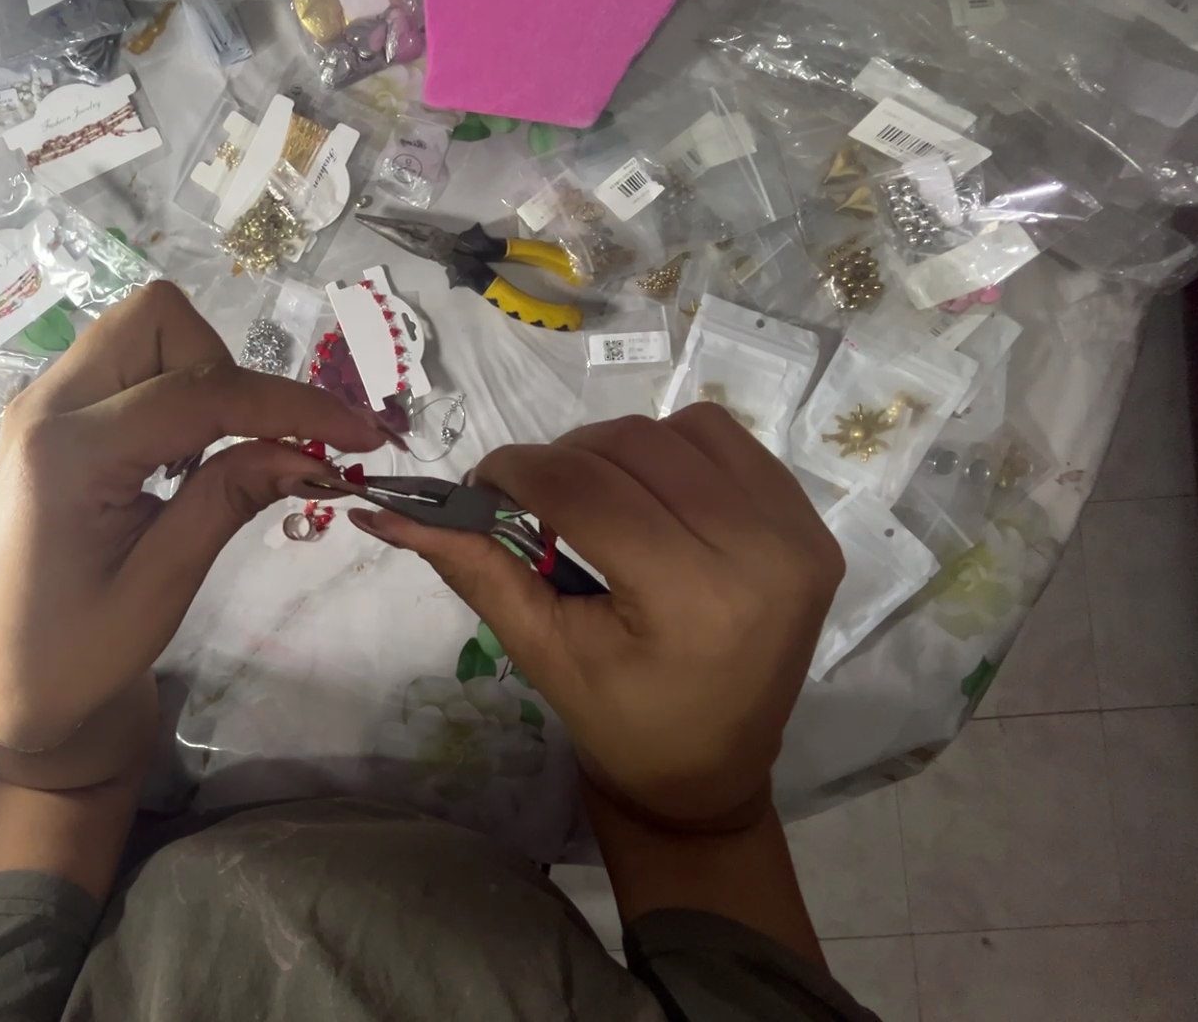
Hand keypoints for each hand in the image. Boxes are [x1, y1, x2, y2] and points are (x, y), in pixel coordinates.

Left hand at [0, 282, 390, 761]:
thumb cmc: (84, 651)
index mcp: (65, 452)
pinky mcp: (55, 414)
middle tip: (243, 448)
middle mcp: (44, 404)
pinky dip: (176, 387)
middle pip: (158, 318)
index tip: (359, 432)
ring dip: (202, 376)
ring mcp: (43, 402)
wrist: (20, 679)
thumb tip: (309, 450)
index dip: (290, 406)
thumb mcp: (165, 582)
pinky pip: (129, 361)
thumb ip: (231, 498)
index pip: (199, 393)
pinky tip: (177, 455)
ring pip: (145, 329)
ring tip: (206, 457)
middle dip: (226, 372)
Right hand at [349, 407, 844, 828]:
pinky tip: (643, 494)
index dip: (515, 470)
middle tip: (524, 496)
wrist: (706, 768)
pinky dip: (668, 448)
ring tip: (585, 496)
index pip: (584, 490)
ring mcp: (799, 534)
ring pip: (677, 430)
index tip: (479, 484)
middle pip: (629, 446)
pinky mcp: (811, 526)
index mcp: (691, 599)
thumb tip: (386, 514)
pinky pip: (724, 441)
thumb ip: (469, 566)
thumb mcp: (535, 646)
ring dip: (612, 449)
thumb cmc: (615, 719)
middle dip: (557, 458)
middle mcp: (761, 553)